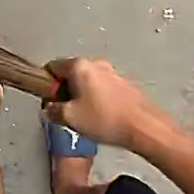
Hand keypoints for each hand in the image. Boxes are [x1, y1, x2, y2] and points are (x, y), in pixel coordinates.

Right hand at [43, 57, 174, 149]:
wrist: (146, 129)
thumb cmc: (105, 119)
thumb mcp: (69, 117)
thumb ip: (53, 110)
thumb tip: (49, 109)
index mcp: (79, 66)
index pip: (52, 67)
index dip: (47, 84)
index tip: (51, 100)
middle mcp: (96, 64)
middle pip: (71, 73)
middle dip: (65, 90)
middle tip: (67, 110)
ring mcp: (114, 73)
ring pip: (88, 81)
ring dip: (82, 95)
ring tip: (86, 116)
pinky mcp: (126, 85)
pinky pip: (103, 88)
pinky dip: (98, 98)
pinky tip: (103, 117)